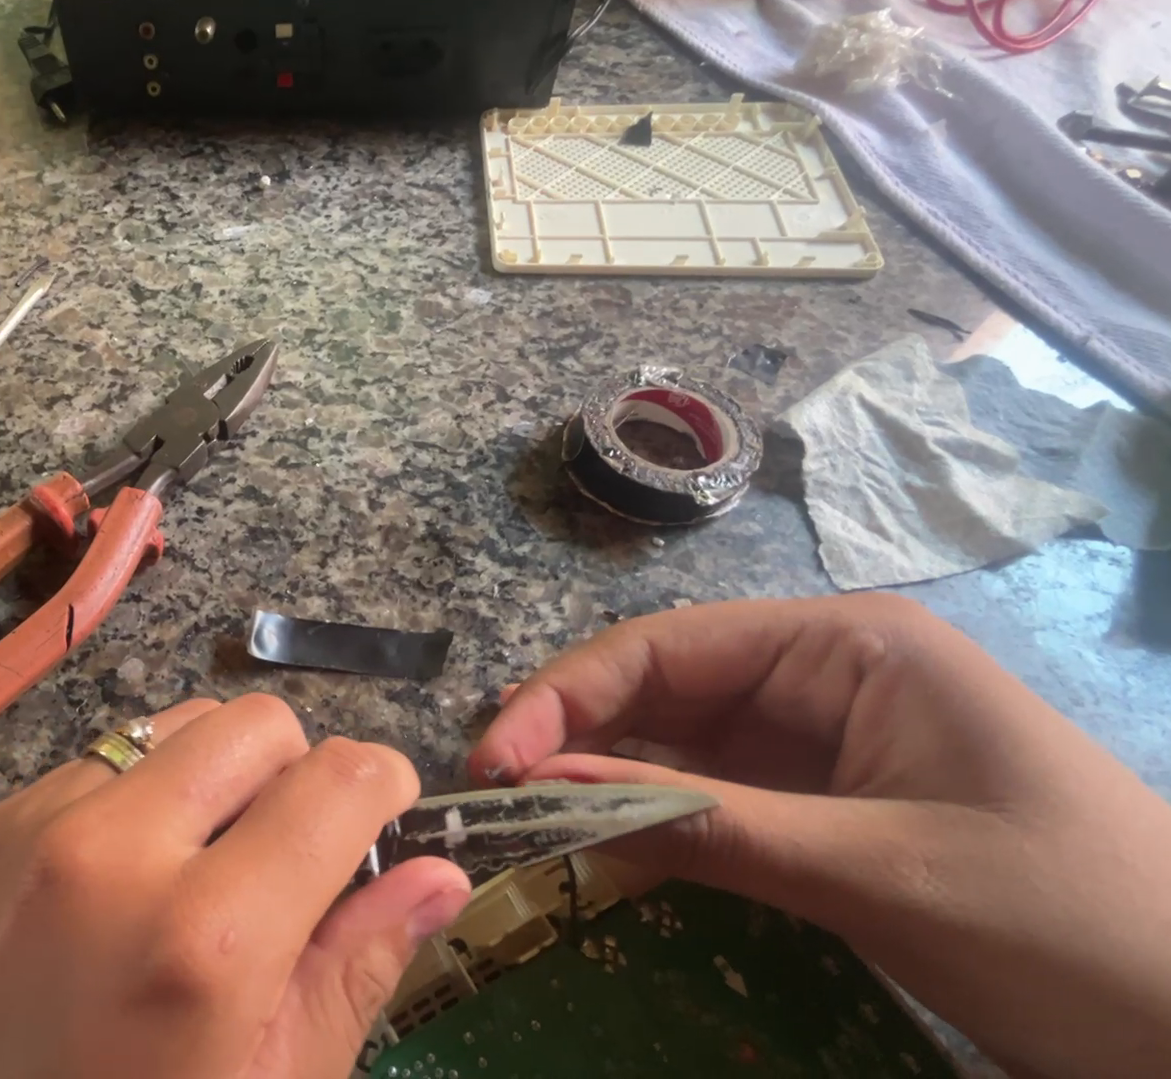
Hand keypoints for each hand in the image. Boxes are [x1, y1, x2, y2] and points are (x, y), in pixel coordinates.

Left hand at [0, 695, 470, 1078]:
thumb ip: (355, 969)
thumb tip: (438, 876)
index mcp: (205, 936)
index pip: (336, 781)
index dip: (383, 786)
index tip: (385, 815)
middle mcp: (119, 847)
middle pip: (257, 723)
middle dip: (296, 769)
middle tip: (288, 852)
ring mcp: (43, 819)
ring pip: (180, 724)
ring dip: (219, 773)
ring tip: (204, 861)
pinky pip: (107, 756)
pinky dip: (145, 791)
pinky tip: (126, 874)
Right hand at [470, 594, 1170, 1078]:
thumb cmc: (1085, 933)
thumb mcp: (880, 874)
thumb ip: (702, 825)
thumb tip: (547, 791)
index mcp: (843, 645)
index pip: (663, 647)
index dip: (566, 695)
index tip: (498, 756)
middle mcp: (811, 674)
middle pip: (651, 688)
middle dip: (568, 734)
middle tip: (493, 790)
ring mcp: (804, 737)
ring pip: (662, 741)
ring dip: (591, 777)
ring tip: (519, 814)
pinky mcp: (801, 797)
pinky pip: (693, 793)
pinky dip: (637, 818)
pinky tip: (588, 839)